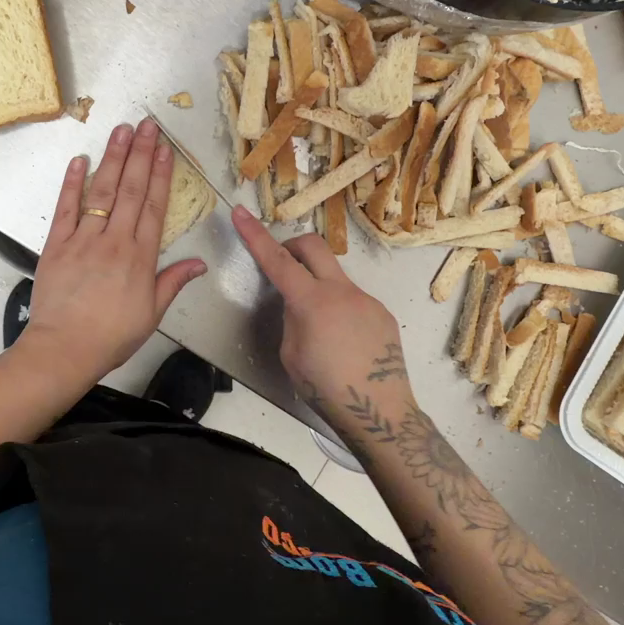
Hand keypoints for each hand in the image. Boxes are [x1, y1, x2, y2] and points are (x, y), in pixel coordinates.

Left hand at [21, 119, 208, 386]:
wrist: (65, 349)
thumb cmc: (111, 336)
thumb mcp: (151, 314)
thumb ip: (173, 282)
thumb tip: (199, 262)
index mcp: (140, 257)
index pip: (154, 206)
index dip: (161, 175)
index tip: (166, 149)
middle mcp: (114, 240)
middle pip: (131, 190)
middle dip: (141, 154)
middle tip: (148, 124)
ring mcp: (83, 239)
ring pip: (102, 191)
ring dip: (113, 158)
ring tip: (121, 130)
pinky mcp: (56, 245)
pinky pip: (66, 208)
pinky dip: (72, 183)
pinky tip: (80, 160)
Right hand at [231, 207, 411, 419]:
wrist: (380, 412)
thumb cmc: (325, 389)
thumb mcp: (291, 354)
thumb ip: (291, 319)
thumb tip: (299, 306)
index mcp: (313, 302)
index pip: (277, 261)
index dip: (255, 235)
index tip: (241, 212)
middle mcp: (343, 291)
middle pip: (314, 246)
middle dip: (291, 246)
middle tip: (281, 264)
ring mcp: (367, 300)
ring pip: (334, 277)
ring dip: (317, 286)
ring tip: (317, 328)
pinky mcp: (382, 314)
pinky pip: (352, 300)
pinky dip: (338, 309)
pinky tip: (341, 343)